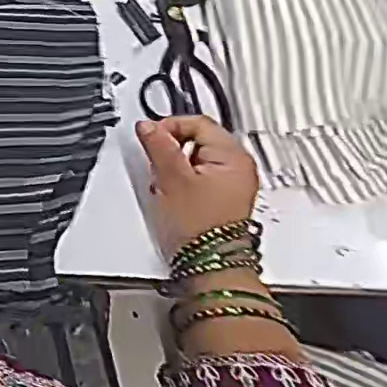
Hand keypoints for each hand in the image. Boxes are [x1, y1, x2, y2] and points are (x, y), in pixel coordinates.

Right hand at [136, 116, 258, 250]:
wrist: (208, 263)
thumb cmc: (198, 227)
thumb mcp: (171, 178)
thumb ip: (158, 146)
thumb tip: (148, 126)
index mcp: (233, 157)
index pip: (197, 122)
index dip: (169, 126)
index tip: (150, 137)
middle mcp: (238, 167)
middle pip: (197, 137)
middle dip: (172, 146)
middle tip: (157, 161)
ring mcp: (231, 183)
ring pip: (195, 156)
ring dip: (175, 163)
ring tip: (164, 180)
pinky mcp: (221, 197)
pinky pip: (198, 174)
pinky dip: (182, 177)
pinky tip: (172, 192)